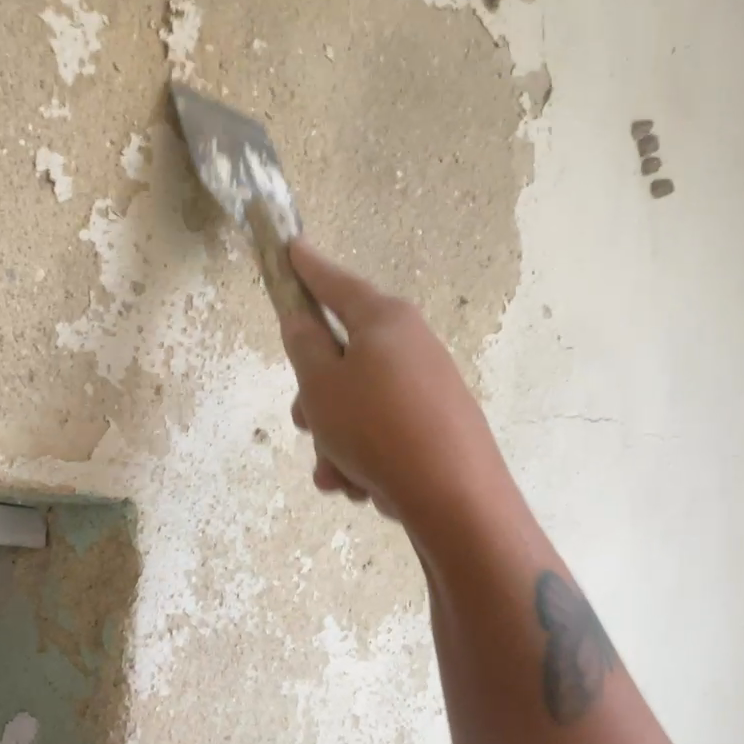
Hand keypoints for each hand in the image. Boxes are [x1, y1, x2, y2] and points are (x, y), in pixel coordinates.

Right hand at [274, 239, 512, 530]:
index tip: (291, 249)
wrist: (451, 495)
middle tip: (305, 426)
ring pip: (354, 404)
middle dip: (314, 399)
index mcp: (384, 323)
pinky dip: (360, 455)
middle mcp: (410, 344)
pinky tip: (359, 484)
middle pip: (340, 358)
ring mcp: (425, 385)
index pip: (336, 285)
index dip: (308, 270)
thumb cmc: (374, 428)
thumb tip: (300, 318)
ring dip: (333, 440)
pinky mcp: (434, 422)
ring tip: (336, 474)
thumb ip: (304, 346)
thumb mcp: (320, 386)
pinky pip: (377, 431)